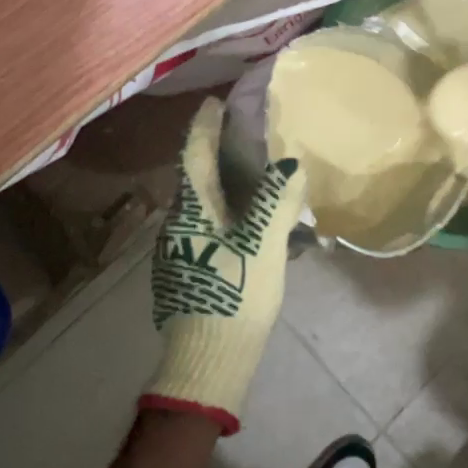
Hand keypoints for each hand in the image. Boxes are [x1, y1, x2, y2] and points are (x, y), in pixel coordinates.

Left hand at [140, 98, 308, 435]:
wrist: (206, 365)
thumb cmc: (233, 298)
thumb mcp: (263, 247)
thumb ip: (277, 202)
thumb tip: (290, 162)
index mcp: (192, 212)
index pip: (194, 155)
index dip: (204, 126)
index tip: (214, 101)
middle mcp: (177, 227)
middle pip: (196, 180)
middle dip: (217, 154)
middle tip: (246, 136)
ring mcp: (178, 254)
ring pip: (203, 208)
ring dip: (225, 189)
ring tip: (258, 183)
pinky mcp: (186, 275)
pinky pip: (208, 231)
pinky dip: (229, 218)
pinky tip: (252, 231)